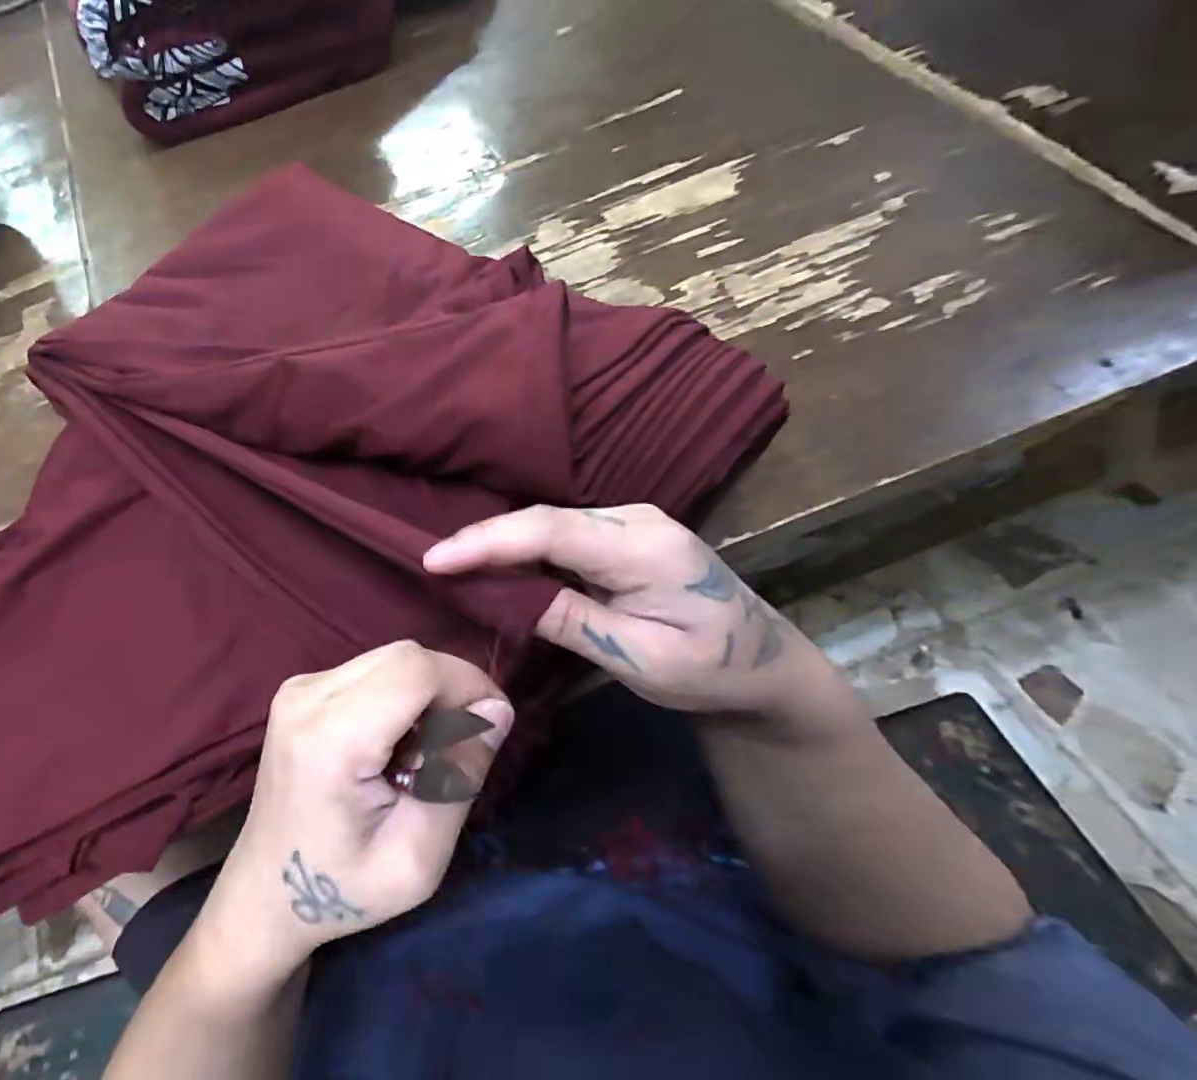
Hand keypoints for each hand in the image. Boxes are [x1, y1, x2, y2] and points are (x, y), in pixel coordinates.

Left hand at [196, 642, 513, 986]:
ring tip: (423, 754)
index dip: (466, 684)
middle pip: (403, 656)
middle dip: (448, 689)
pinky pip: (367, 670)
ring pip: (387, 659)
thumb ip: (458, 775)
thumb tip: (498, 708)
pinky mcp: (297, 690)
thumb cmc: (342, 888)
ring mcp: (297, 688)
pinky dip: (397, 695)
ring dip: (423, 694)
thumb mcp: (418, 856)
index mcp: (330, 738)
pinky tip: (393, 744)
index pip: (414, 669)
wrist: (268, 888)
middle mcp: (307, 696)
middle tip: (459, 746)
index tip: (490, 726)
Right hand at [425, 504, 843, 725]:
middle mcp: (635, 520)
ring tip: (449, 565)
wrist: (765, 666)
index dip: (485, 542)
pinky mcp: (619, 534)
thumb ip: (571, 621)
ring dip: (496, 544)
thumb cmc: (711, 672)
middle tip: (431, 565)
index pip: (548, 531)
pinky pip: (556, 533)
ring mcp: (628, 522)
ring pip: (544, 523)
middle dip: (481, 541)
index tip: (433, 560)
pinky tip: (491, 565)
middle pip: (540, 520)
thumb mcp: (640, 659)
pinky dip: (518, 549)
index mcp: (646, 548)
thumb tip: (499, 594)